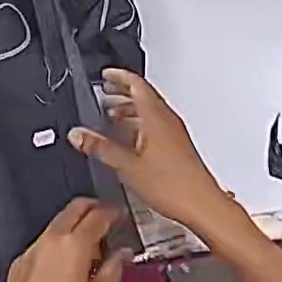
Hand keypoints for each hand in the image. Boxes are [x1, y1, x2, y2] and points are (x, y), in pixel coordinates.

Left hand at [0, 198, 129, 281]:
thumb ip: (112, 273)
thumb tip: (121, 256)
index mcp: (72, 247)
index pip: (98, 215)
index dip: (113, 213)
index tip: (120, 216)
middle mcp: (48, 243)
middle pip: (74, 210)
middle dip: (93, 211)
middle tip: (107, 223)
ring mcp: (30, 253)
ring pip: (56, 226)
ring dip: (74, 229)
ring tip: (90, 254)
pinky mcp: (18, 266)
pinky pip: (42, 245)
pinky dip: (57, 246)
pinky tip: (66, 270)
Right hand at [70, 69, 240, 239]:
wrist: (202, 206)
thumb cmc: (174, 185)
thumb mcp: (127, 165)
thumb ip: (100, 147)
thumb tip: (79, 135)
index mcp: (155, 117)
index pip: (137, 84)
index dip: (119, 76)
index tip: (106, 75)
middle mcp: (167, 121)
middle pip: (144, 95)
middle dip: (122, 91)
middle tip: (106, 90)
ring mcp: (174, 133)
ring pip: (150, 111)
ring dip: (130, 109)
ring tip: (112, 116)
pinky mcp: (177, 147)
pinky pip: (156, 126)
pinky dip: (139, 125)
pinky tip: (128, 141)